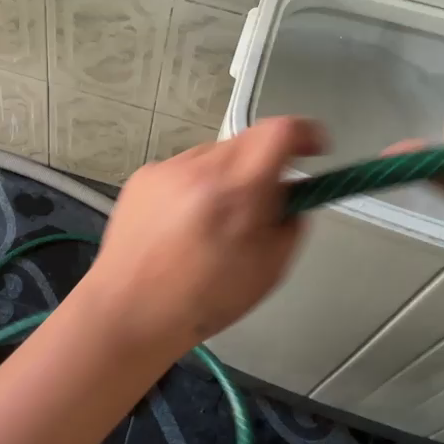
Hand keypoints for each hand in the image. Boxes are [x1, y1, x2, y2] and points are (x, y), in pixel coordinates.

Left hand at [82, 117, 324, 349]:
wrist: (128, 311)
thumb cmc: (202, 302)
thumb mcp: (269, 269)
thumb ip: (291, 221)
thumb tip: (294, 192)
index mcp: (236, 191)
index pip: (280, 131)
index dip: (306, 133)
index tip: (314, 148)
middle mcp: (199, 169)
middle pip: (249, 139)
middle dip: (266, 164)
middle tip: (263, 203)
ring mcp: (167, 169)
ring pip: (216, 154)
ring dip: (228, 176)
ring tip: (215, 224)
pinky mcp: (143, 176)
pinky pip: (184, 169)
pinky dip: (196, 186)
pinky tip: (185, 224)